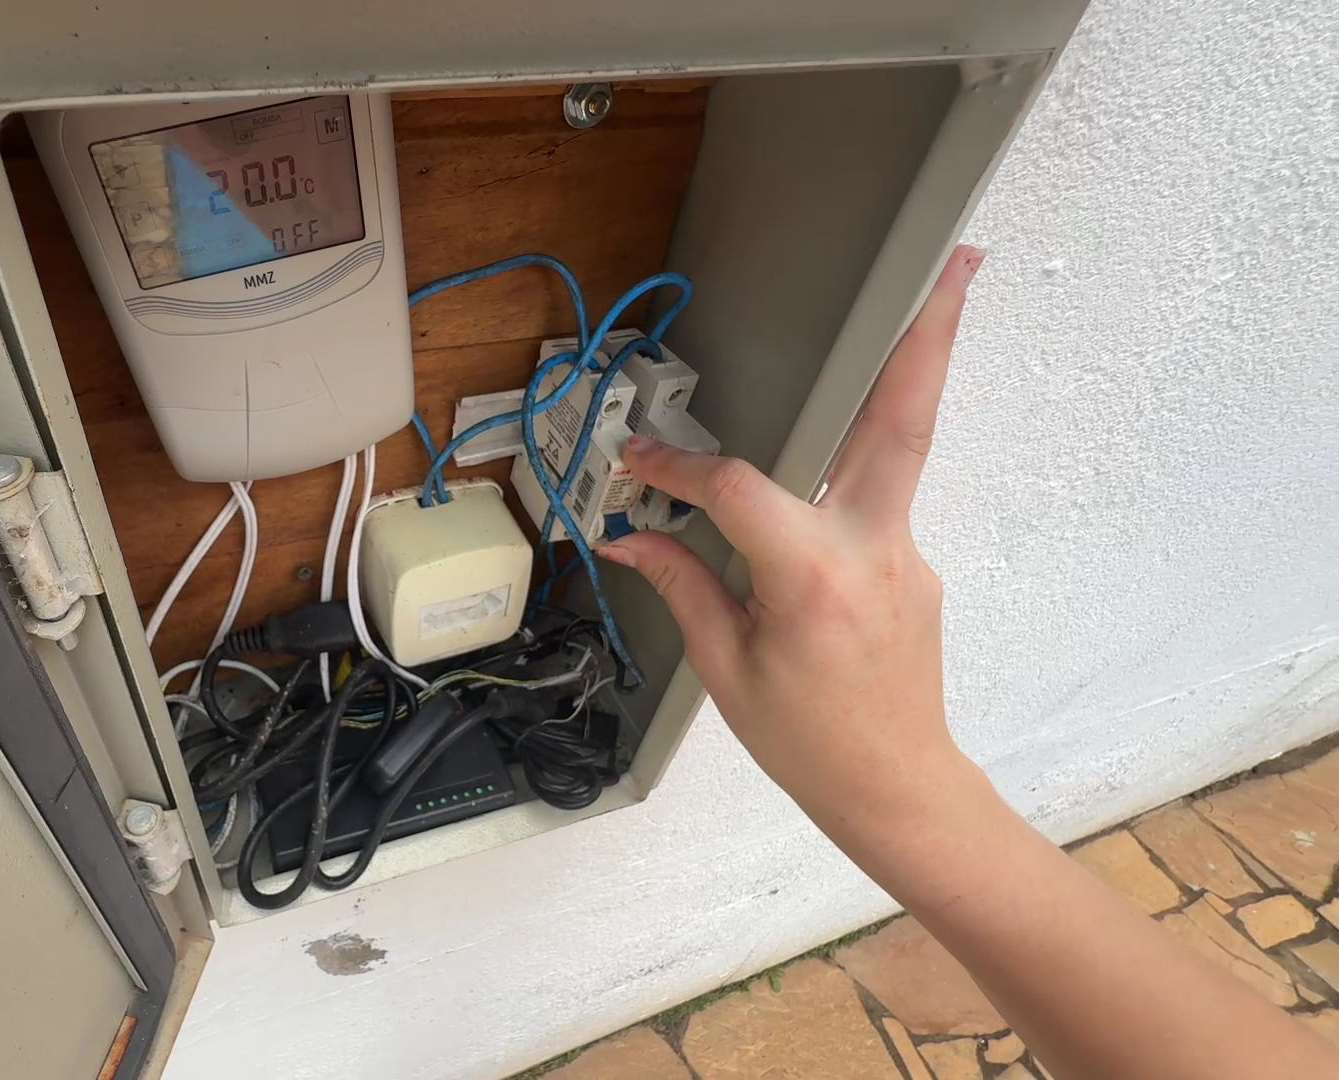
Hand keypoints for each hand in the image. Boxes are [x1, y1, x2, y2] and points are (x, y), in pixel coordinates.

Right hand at [599, 245, 985, 845]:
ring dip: (917, 373)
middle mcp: (876, 551)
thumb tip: (628, 538)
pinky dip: (852, 456)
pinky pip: (875, 495)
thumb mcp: (722, 664)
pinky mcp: (909, 562)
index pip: (737, 492)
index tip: (636, 463)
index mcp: (814, 581)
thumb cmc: (805, 738)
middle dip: (927, 341)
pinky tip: (822, 455)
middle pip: (902, 428)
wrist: (896, 786)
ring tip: (938, 296)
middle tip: (955, 263)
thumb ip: (679, 583)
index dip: (678, 469)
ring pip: (903, 449)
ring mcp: (906, 553)